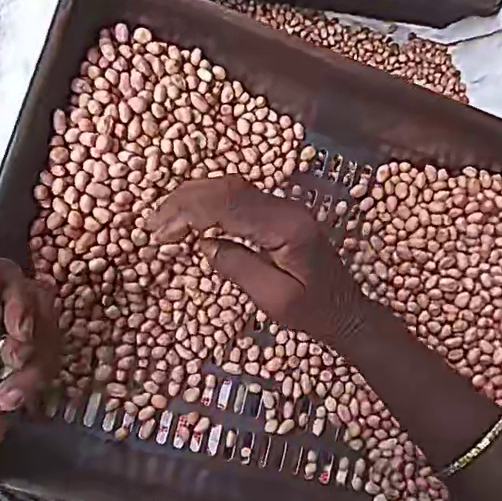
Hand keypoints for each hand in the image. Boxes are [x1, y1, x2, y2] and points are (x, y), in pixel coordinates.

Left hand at [0, 231, 55, 500]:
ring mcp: (7, 345)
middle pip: (34, 299)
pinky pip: (49, 363)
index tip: (13, 323)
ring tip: (1, 387)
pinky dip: (28, 385)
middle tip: (10, 354)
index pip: (5, 274)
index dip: (18, 296)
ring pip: (47, 332)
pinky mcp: (24, 372)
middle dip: (28, 331)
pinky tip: (2, 401)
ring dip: (28, 365)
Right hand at [145, 176, 373, 348]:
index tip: (162, 231)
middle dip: (185, 201)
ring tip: (164, 218)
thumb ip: (239, 268)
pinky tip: (190, 215)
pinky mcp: (279, 214)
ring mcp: (284, 208)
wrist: (347, 311)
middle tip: (154, 222)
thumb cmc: (314, 313)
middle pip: (228, 188)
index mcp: (287, 228)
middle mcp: (286, 209)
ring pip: (231, 187)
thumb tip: (205, 244)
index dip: (189, 213)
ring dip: (194, 198)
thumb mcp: (275, 300)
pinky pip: (239, 198)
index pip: (229, 206)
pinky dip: (209, 203)